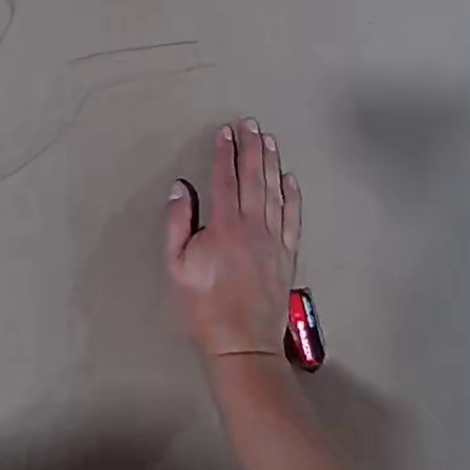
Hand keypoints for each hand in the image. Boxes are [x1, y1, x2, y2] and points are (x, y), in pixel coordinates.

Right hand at [165, 118, 301, 358]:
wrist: (242, 346)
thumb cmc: (202, 305)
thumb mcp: (176, 264)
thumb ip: (177, 222)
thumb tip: (181, 186)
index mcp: (225, 226)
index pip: (224, 179)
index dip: (224, 153)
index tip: (224, 131)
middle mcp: (253, 227)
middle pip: (253, 179)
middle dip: (251, 148)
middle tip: (251, 123)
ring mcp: (274, 241)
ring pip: (274, 193)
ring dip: (271, 164)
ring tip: (269, 140)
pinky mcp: (287, 256)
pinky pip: (293, 219)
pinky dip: (293, 197)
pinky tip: (290, 179)